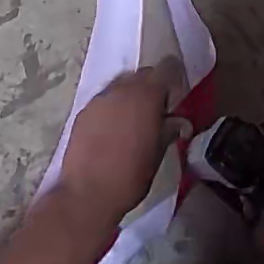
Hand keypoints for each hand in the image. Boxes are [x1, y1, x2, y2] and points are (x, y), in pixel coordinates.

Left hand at [52, 61, 173, 226]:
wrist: (85, 195)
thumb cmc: (131, 174)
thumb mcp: (158, 153)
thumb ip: (170, 130)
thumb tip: (181, 122)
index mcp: (147, 95)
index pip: (167, 68)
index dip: (175, 79)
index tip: (176, 99)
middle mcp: (123, 89)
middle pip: (143, 74)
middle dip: (152, 86)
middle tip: (157, 111)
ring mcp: (100, 99)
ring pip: (121, 85)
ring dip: (131, 96)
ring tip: (133, 121)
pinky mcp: (82, 112)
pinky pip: (104, 100)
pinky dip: (113, 108)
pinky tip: (112, 130)